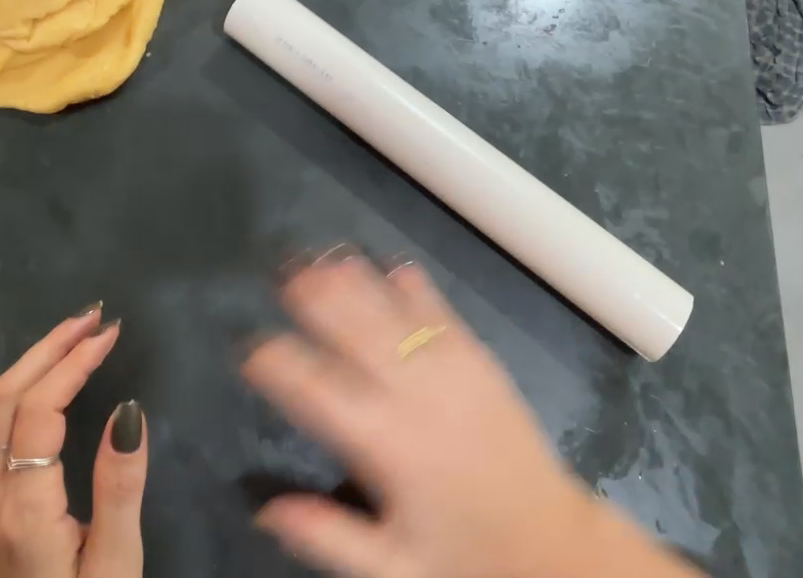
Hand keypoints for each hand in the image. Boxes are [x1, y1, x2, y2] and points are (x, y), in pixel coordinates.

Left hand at [0, 306, 147, 577]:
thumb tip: (129, 408)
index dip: (73, 361)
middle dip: (50, 345)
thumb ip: (120, 487)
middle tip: (95, 315)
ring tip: (81, 334)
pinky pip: (1, 425)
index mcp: (23, 505)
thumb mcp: (115, 563)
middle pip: (5, 396)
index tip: (112, 333)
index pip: (39, 407)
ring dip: (37, 360)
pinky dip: (30, 386)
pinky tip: (58, 379)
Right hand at [242, 251, 699, 577]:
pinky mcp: (479, 358)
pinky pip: (440, 312)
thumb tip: (264, 507)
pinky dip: (413, 285)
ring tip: (324, 255)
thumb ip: (325, 535)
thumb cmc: (464, 555)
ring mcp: (449, 369)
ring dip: (356, 280)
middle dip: (315, 298)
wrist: (552, 543)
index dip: (276, 363)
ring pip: (392, 311)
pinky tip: (393, 263)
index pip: (315, 389)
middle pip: (352, 330)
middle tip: (283, 271)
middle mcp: (412, 394)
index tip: (251, 347)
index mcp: (383, 443)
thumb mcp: (391, 567)